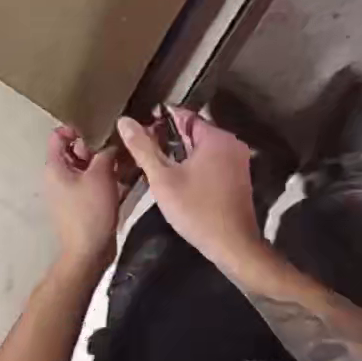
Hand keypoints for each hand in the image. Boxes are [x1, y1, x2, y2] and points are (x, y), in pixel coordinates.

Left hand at [44, 125, 122, 269]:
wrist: (89, 251)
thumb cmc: (90, 210)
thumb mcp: (100, 176)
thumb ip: (105, 154)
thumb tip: (111, 145)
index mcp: (55, 167)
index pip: (58, 136)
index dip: (76, 130)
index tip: (99, 132)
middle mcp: (57, 177)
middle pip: (75, 152)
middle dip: (96, 149)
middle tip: (118, 150)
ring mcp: (68, 192)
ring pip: (86, 169)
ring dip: (104, 165)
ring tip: (126, 162)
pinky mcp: (80, 204)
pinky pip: (91, 184)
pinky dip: (105, 180)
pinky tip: (125, 179)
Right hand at [116, 107, 266, 270]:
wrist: (231, 244)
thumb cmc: (196, 209)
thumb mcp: (162, 178)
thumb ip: (143, 148)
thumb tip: (124, 121)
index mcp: (216, 138)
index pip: (184, 115)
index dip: (159, 120)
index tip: (138, 130)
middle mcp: (231, 144)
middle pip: (193, 131)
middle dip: (167, 138)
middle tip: (141, 149)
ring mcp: (237, 161)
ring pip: (201, 148)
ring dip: (178, 153)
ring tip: (153, 163)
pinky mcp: (237, 178)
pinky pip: (210, 161)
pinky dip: (192, 164)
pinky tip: (174, 178)